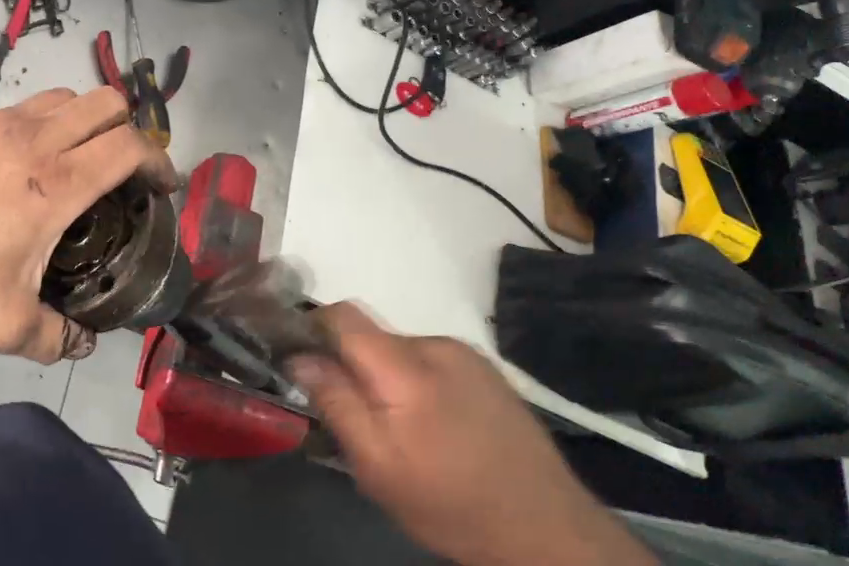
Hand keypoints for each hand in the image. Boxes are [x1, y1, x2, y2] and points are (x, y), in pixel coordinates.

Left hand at [0, 87, 176, 363]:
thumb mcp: (4, 322)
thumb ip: (54, 338)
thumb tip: (83, 343)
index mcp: (57, 184)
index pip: (128, 147)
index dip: (159, 161)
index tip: (164, 185)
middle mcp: (39, 140)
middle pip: (108, 103)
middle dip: (133, 130)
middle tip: (130, 169)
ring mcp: (8, 122)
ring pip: (72, 96)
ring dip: (94, 119)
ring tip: (91, 157)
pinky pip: (38, 103)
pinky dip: (58, 118)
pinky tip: (44, 157)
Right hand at [292, 305, 656, 565]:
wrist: (549, 532)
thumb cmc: (450, 504)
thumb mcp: (377, 467)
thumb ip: (336, 403)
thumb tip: (299, 356)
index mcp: (406, 367)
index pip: (343, 316)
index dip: (313, 327)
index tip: (299, 358)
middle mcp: (436, 346)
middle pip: (372, 336)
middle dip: (352, 365)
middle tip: (355, 417)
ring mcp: (468, 356)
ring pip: (401, 350)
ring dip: (387, 377)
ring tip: (401, 430)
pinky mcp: (489, 372)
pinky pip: (432, 361)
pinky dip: (418, 383)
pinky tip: (435, 428)